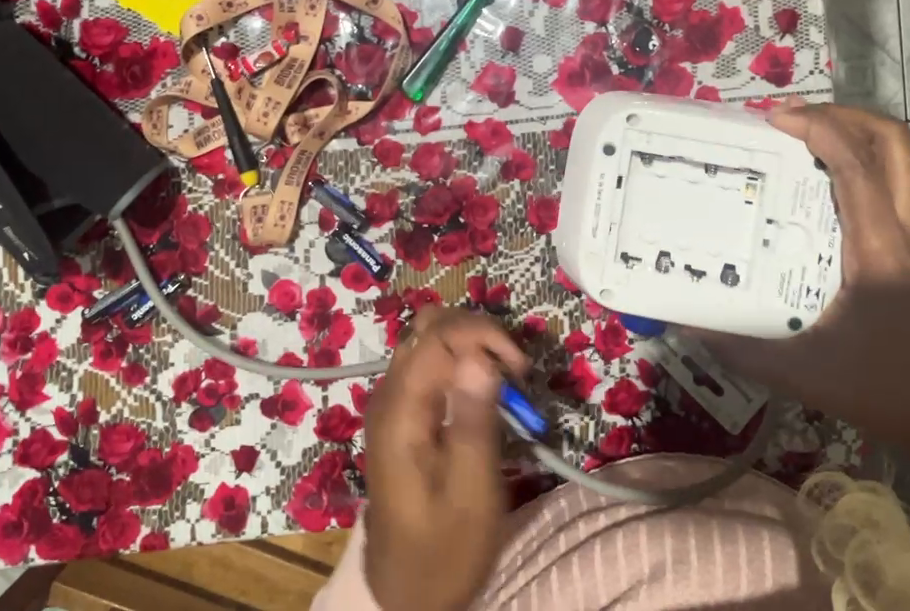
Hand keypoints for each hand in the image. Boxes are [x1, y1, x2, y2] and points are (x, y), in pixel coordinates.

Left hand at [363, 305, 528, 610]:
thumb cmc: (445, 548)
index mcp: (400, 409)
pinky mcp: (403, 413)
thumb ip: (473, 419)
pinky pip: (430, 363)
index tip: (520, 369)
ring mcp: (392, 401)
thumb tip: (481, 355)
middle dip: (478, 332)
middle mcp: (389, 394)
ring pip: (429, 338)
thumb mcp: (470, 492)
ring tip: (505, 378)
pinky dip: (461, 360)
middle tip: (513, 370)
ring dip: (471, 343)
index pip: (439, 334)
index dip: (484, 335)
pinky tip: (484, 389)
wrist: (406, 593)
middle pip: (429, 325)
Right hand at [690, 103, 909, 485]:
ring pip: (896, 158)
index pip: (855, 164)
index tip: (773, 120)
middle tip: (789, 119)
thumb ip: (743, 350)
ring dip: (850, 135)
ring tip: (798, 141)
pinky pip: (891, 184)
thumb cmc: (890, 390)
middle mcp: (906, 229)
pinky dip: (857, 165)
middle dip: (841, 114)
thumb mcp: (807, 375)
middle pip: (891, 140)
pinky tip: (818, 191)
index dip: (818, 128)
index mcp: (881, 249)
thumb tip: (687, 325)